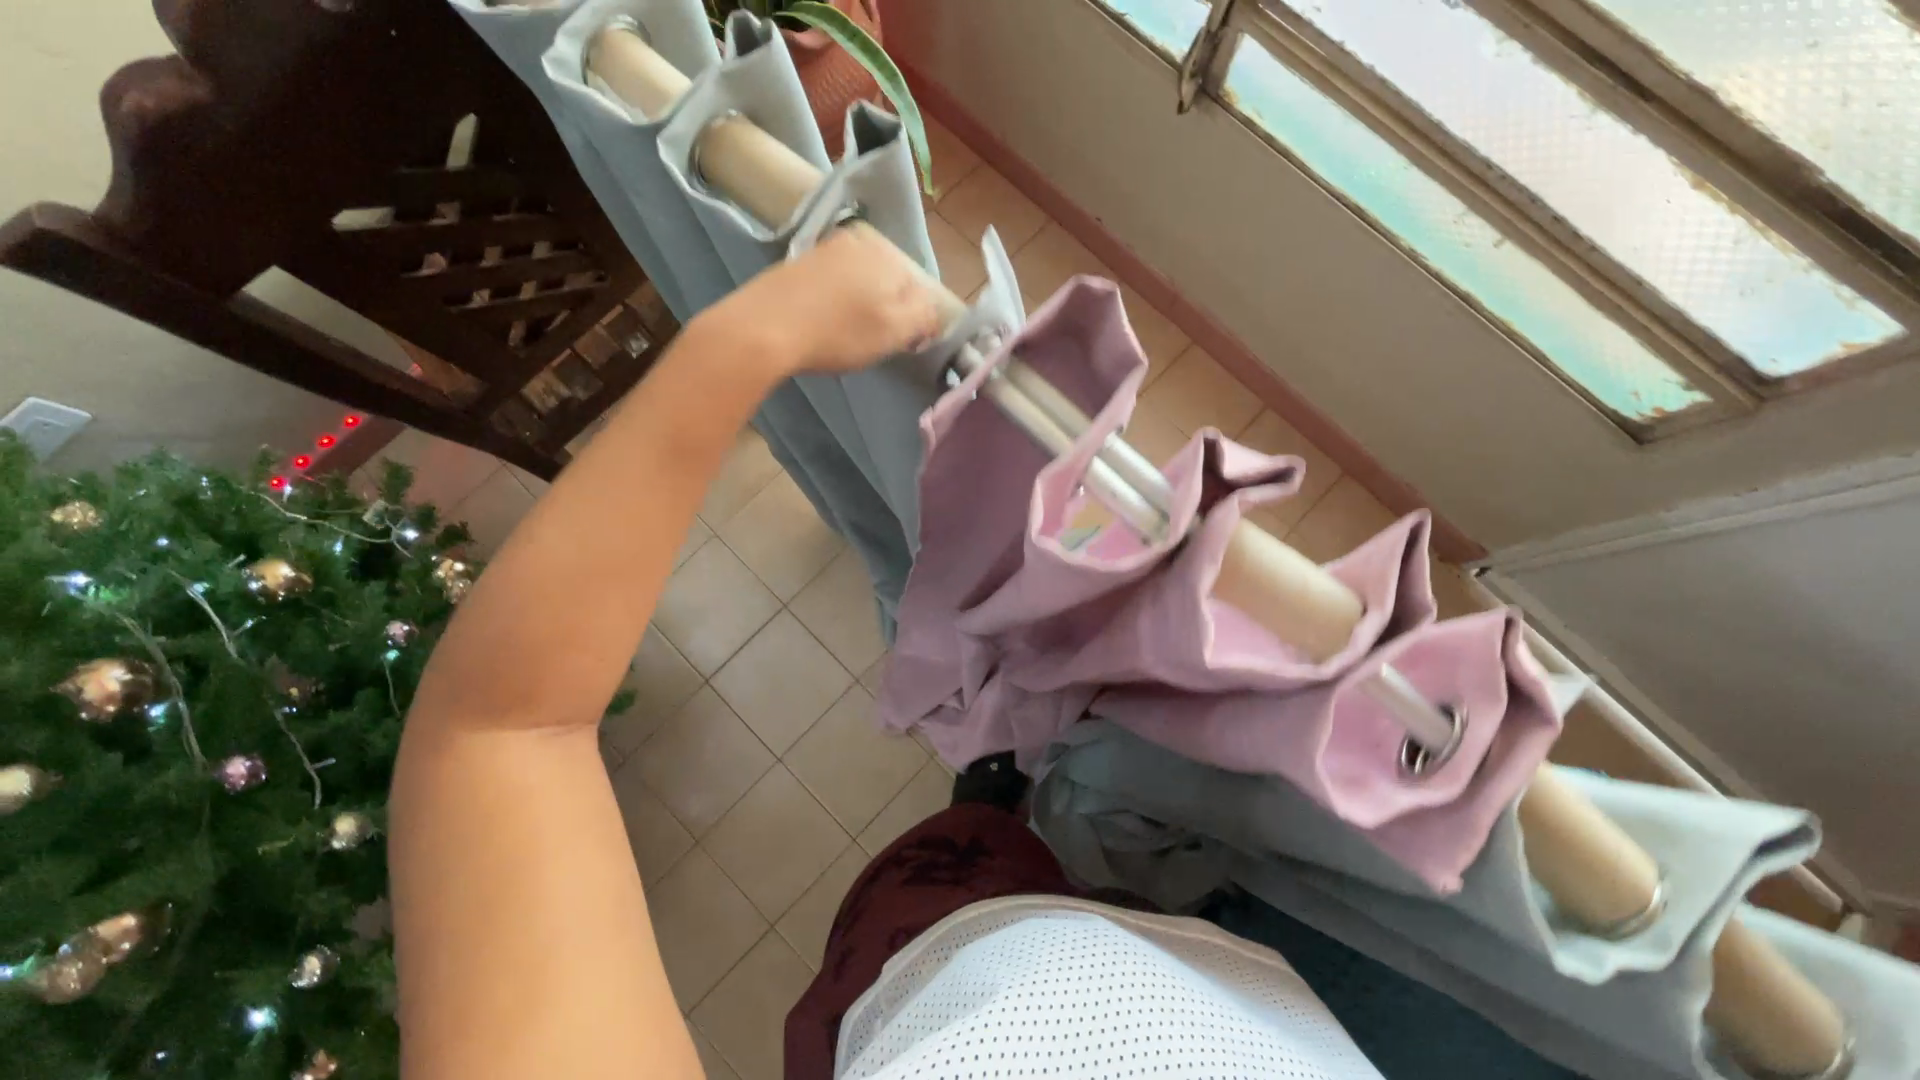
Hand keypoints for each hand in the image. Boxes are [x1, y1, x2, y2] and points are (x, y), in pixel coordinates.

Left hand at [689, 224, 947, 379]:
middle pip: (888, 282)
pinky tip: (822, 325)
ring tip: (846, 337)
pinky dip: (833, 304)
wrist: (762, 329)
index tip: (903, 345)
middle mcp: (857, 241)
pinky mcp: (797, 265)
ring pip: (859, 283)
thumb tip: (932, 312)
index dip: (915, 321)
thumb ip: (924, 317)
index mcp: (886, 253)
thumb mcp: (894, 331)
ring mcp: (824, 250)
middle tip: (873, 343)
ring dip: (860, 308)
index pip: (919, 289)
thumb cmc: (837, 333)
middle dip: (887, 310)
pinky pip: (831, 285)